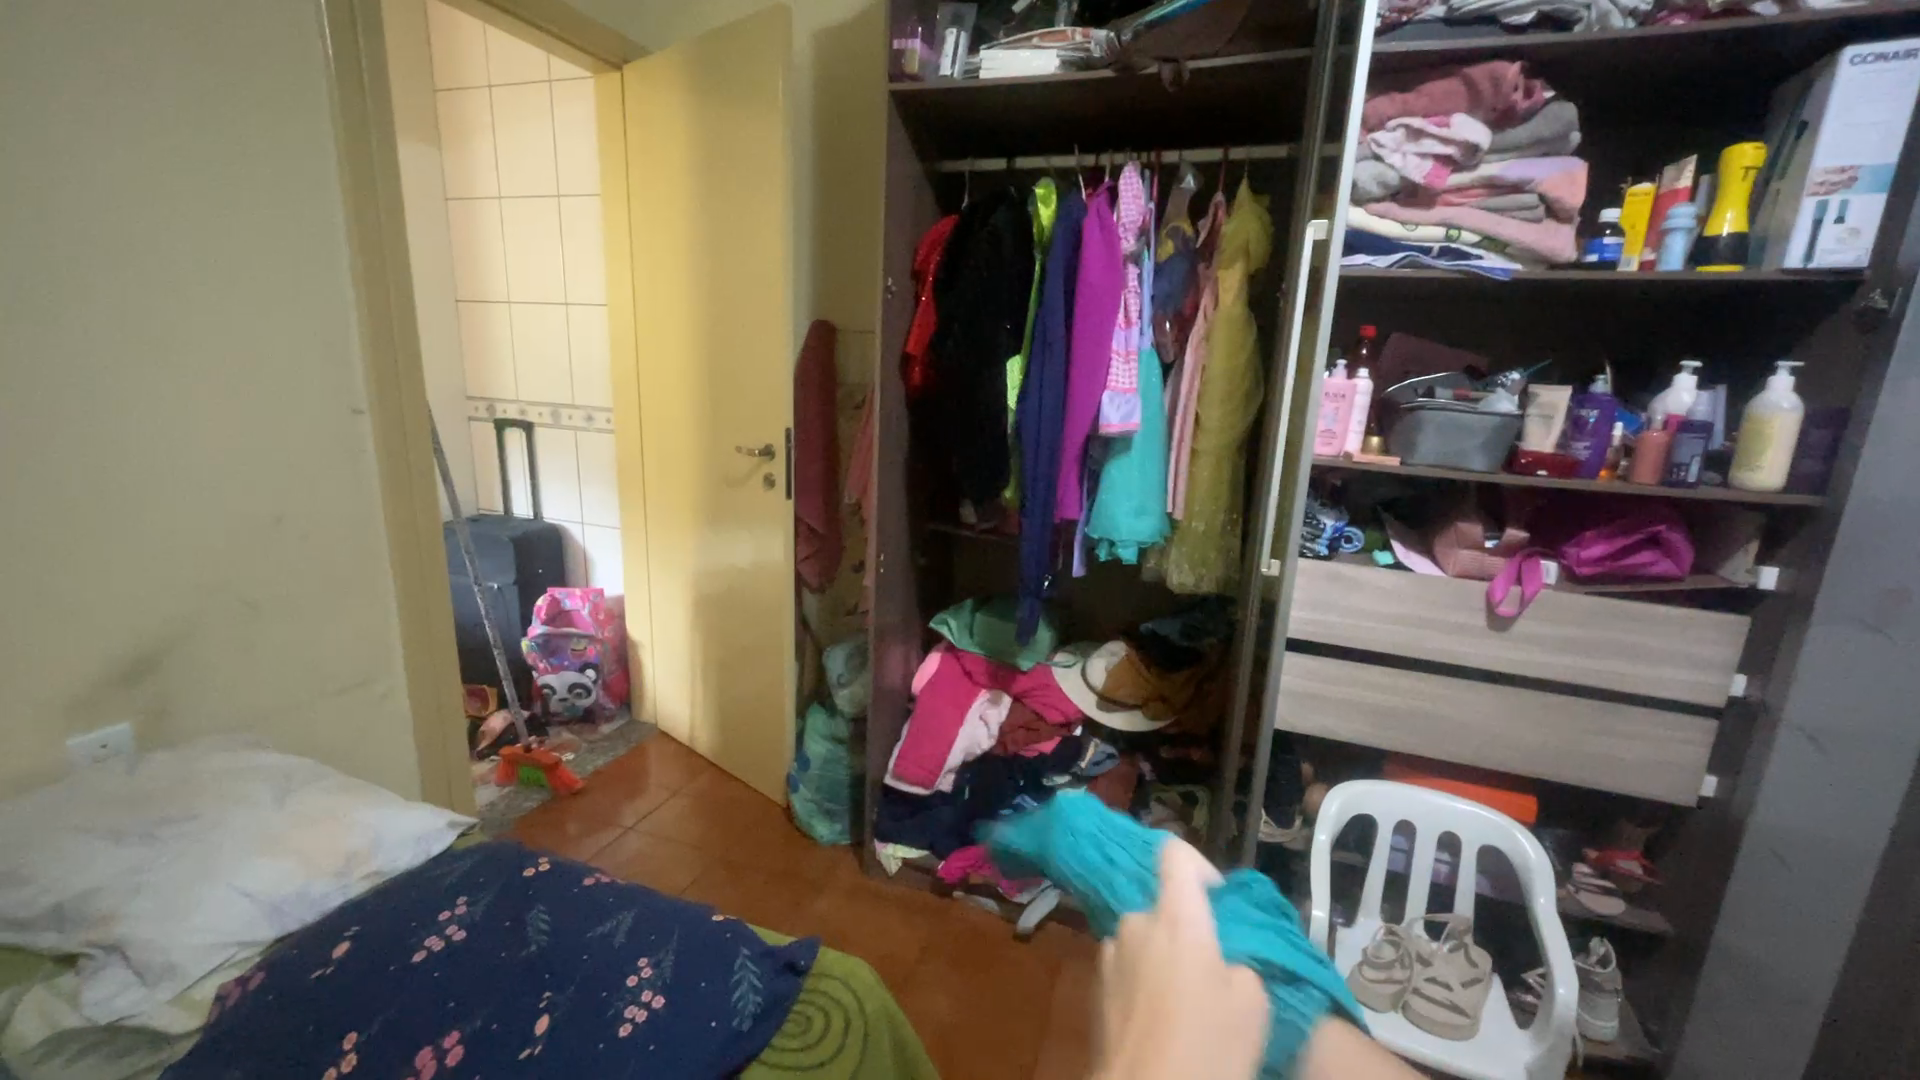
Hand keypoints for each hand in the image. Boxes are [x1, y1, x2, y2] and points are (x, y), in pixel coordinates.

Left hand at [1091, 838, 1268, 1079]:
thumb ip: (1240, 962)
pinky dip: (1144, 981)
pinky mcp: (1095, 986)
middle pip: (1163, 906)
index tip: (1219, 900)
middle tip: (1213, 971)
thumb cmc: (1207, 1047)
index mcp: (1175, 916)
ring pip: (1145, 939)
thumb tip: (1223, 961)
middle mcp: (1136, 922)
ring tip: (1187, 1005)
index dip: (1199, 866)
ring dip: (1164, 957)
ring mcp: (1110, 953)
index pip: (1175, 854)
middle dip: (1187, 930)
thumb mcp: (1253, 1002)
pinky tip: (1161, 1021)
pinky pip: (1128, 966)